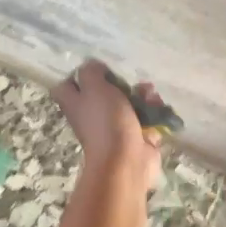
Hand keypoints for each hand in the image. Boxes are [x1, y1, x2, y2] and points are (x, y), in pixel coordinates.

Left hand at [51, 59, 163, 185]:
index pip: (67, 86)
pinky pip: (145, 117)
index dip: (78, 76)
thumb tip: (93, 66)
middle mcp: (92, 115)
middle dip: (120, 83)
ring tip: (150, 92)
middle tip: (129, 80)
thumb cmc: (106, 121)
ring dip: (141, 95)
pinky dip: (153, 110)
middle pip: (103, 92)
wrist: (126, 160)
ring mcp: (114, 127)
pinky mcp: (136, 136)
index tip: (97, 70)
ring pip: (128, 103)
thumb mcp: (94, 87)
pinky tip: (158, 106)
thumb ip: (91, 72)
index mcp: (76, 104)